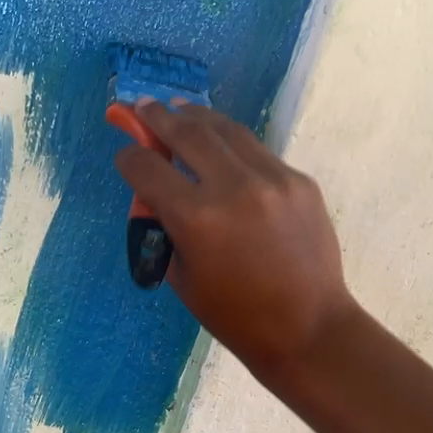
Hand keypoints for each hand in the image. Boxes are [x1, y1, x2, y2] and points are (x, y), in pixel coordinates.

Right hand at [114, 100, 356, 375]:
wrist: (307, 327)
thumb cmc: (231, 312)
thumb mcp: (178, 272)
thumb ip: (165, 223)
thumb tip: (156, 189)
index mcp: (195, 218)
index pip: (146, 167)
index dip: (129, 158)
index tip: (125, 156)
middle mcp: (233, 187)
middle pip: (186, 133)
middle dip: (158, 117)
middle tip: (143, 105)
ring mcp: (272, 179)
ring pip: (225, 130)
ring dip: (196, 117)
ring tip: (179, 108)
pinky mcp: (299, 180)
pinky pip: (255, 150)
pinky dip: (230, 143)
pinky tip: (219, 143)